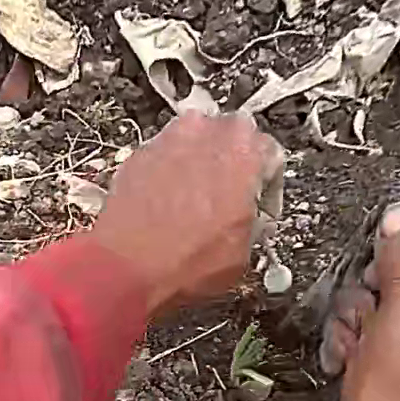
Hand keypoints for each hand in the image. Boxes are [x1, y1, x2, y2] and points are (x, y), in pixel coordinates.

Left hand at [89, 111, 283, 313]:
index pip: (270, 154)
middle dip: (233, 170)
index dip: (268, 188)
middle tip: (231, 204)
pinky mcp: (139, 154)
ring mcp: (168, 139)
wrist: (129, 268)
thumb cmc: (185, 259)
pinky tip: (171, 210)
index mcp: (244, 149)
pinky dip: (170, 177)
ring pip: (196, 147)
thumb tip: (247, 221)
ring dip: (201, 170)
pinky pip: (165, 159)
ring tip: (198, 208)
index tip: (262, 208)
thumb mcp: (244, 252)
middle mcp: (205, 132)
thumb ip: (253, 220)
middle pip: (230, 142)